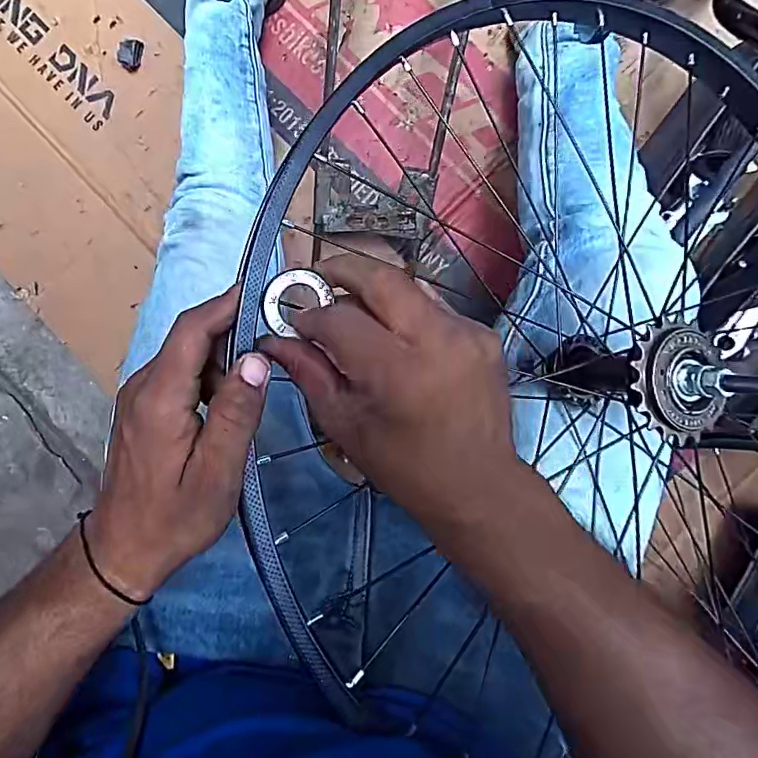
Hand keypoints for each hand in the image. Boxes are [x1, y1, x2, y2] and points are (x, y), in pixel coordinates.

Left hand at [87, 288, 270, 601]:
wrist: (123, 548)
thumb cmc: (173, 518)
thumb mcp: (217, 473)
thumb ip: (235, 414)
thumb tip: (255, 359)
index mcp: (159, 395)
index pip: (191, 330)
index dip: (224, 305)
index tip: (260, 292)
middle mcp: (142, 385)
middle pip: (187, 338)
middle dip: (229, 330)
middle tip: (272, 338)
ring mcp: (138, 395)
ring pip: (183, 356)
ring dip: (219, 357)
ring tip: (255, 376)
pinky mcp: (141, 408)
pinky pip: (176, 375)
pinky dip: (205, 375)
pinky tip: (227, 399)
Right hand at [258, 255, 518, 522]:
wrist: (480, 486)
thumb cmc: (402, 463)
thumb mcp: (343, 422)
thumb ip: (308, 371)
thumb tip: (274, 340)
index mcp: (398, 372)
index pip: (341, 319)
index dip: (311, 315)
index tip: (297, 323)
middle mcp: (438, 341)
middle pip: (381, 279)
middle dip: (342, 271)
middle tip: (317, 279)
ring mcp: (467, 332)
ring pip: (407, 286)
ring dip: (372, 290)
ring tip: (351, 310)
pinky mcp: (483, 333)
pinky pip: (430, 305)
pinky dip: (402, 310)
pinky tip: (391, 334)